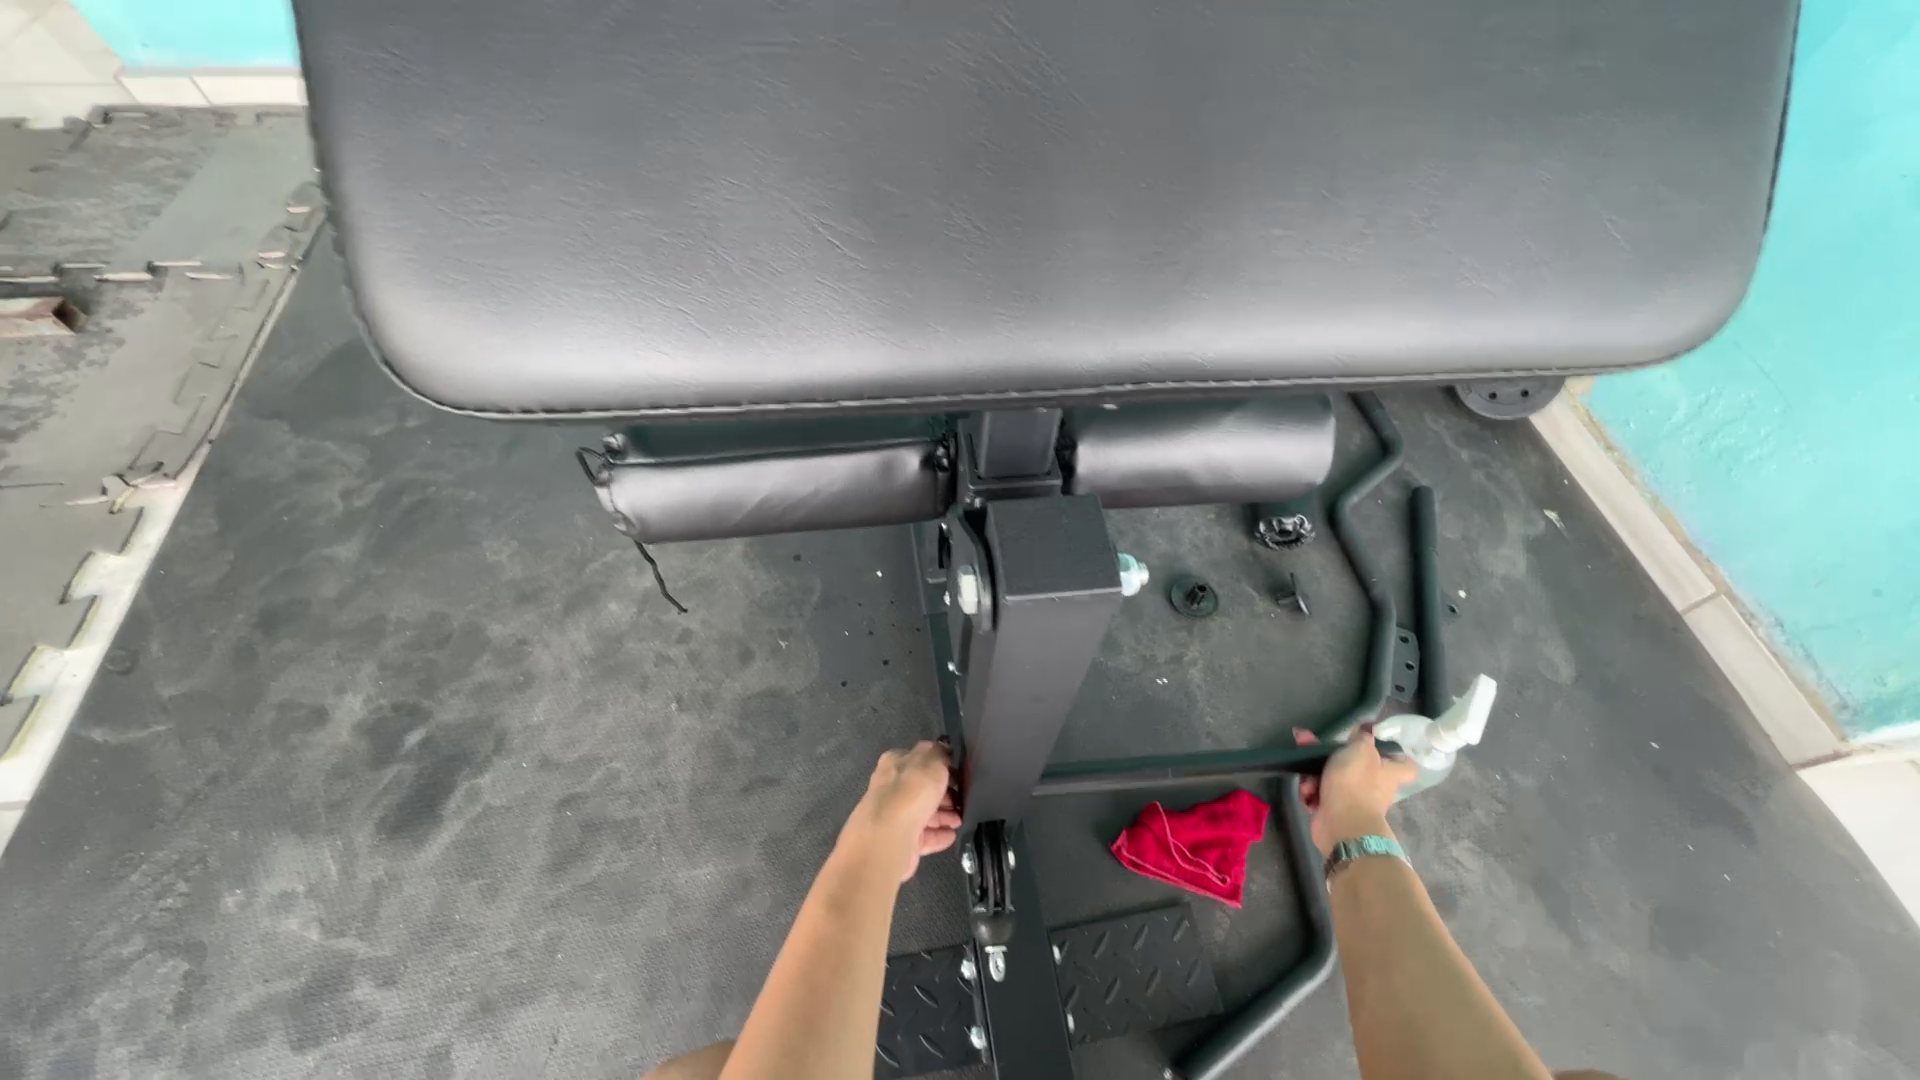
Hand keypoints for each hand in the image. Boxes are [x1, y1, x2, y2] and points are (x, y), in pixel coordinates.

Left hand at [839, 740, 961, 881]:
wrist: (888, 836)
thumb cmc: (911, 791)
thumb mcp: (932, 762)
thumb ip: (941, 753)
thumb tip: (944, 749)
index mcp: (895, 763)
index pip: (920, 757)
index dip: (940, 762)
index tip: (959, 772)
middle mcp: (892, 787)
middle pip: (923, 787)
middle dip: (945, 793)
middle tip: (963, 798)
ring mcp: (894, 815)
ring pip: (924, 812)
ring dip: (944, 815)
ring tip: (961, 820)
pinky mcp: (899, 840)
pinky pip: (923, 836)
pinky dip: (938, 835)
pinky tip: (952, 835)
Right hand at [1293, 727, 1418, 856]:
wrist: (1342, 824)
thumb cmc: (1355, 783)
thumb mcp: (1360, 750)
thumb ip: (1362, 737)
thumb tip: (1369, 728)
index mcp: (1388, 772)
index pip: (1405, 765)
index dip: (1396, 755)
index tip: (1380, 746)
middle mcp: (1374, 786)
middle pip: (1353, 764)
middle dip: (1326, 755)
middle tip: (1306, 741)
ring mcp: (1353, 799)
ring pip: (1330, 778)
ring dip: (1314, 775)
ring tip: (1306, 778)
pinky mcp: (1334, 810)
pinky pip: (1321, 794)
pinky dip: (1312, 792)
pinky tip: (1308, 792)